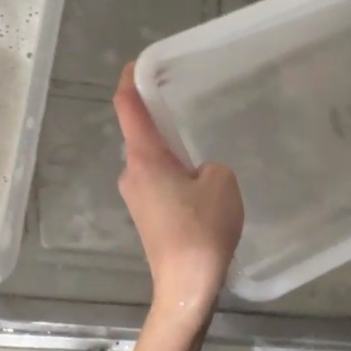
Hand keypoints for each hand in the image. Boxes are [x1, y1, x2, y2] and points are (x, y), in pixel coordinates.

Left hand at [114, 63, 243, 316]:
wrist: (186, 286)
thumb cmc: (202, 230)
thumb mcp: (222, 183)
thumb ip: (210, 165)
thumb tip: (199, 173)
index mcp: (144, 157)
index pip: (127, 107)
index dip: (131, 80)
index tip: (139, 64)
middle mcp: (131, 173)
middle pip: (141, 134)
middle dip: (162, 120)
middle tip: (188, 106)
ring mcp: (135, 198)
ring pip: (152, 161)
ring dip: (172, 153)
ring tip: (204, 153)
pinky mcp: (146, 217)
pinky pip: (159, 183)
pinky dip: (175, 176)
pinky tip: (201, 188)